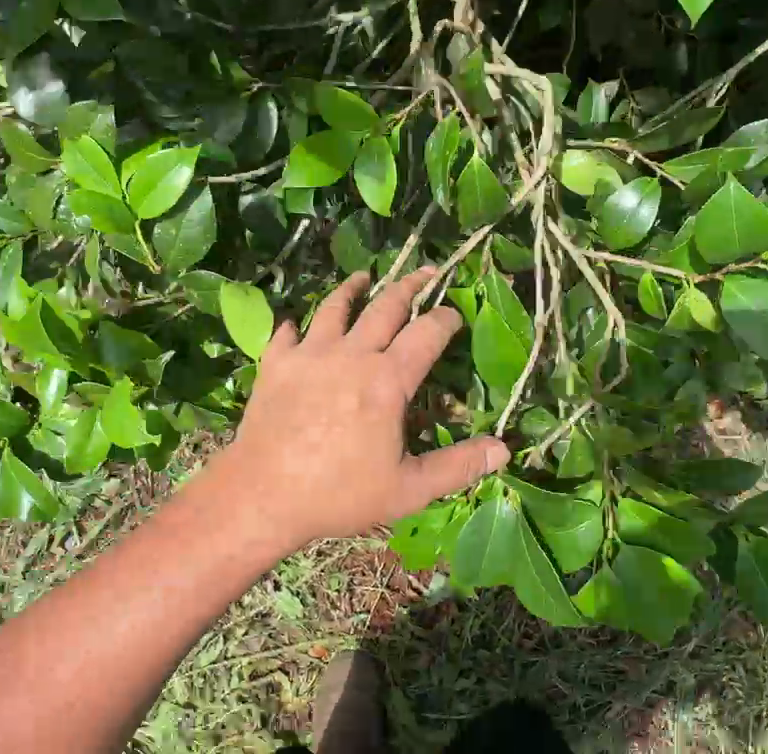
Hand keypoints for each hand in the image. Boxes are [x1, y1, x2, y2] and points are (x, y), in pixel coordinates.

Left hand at [206, 267, 508, 549]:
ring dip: (352, 289)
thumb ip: (457, 466)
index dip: (445, 318)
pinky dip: (295, 325)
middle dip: (409, 285)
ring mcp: (309, 354)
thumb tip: (504, 450)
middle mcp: (351, 354)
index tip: (455, 311)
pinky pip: (287, 332)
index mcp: (387, 380)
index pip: (426, 334)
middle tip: (425, 272)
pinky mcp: (276, 363)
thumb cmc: (339, 494)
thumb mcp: (408, 489)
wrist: (263, 495)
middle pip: (385, 306)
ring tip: (362, 276)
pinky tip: (297, 324)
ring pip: (334, 308)